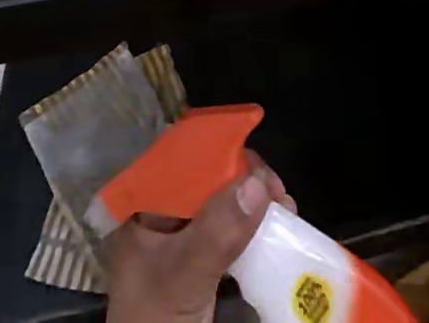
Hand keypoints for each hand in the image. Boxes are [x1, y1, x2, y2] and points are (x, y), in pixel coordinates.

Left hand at [105, 152, 295, 322]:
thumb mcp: (182, 278)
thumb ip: (215, 233)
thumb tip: (257, 182)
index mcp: (144, 208)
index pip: (181, 160)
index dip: (220, 151)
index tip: (257, 165)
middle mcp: (162, 216)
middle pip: (207, 177)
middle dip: (245, 176)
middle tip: (278, 192)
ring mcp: (183, 240)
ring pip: (223, 202)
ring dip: (255, 199)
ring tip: (285, 207)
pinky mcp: (203, 262)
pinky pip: (231, 230)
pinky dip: (255, 225)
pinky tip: (277, 227)